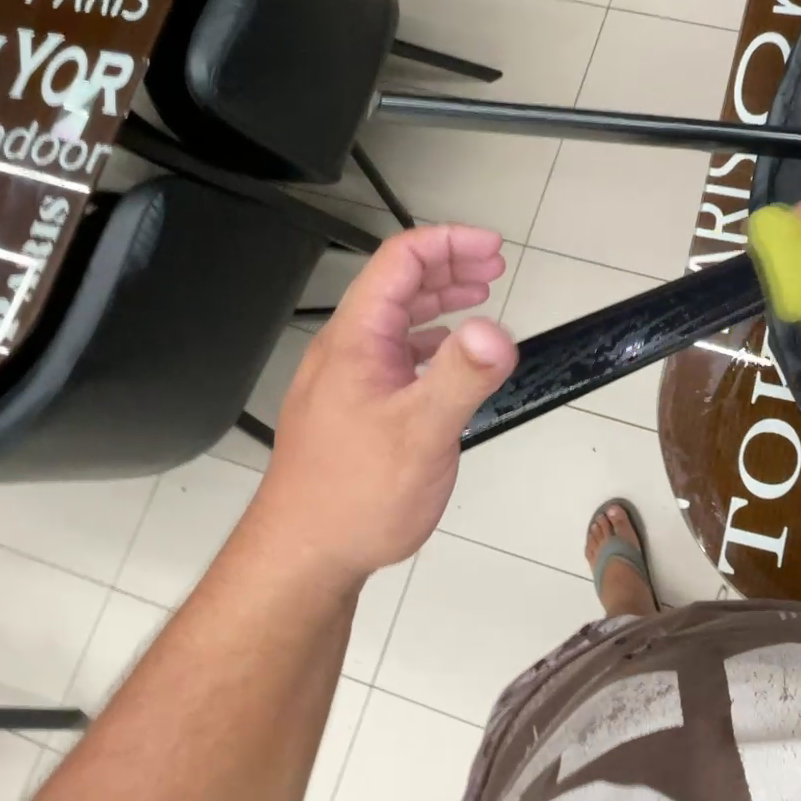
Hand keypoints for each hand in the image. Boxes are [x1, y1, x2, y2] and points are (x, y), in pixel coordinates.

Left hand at [246, 225, 517, 586]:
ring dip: (440, 296)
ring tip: (481, 291)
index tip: (493, 248)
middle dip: (449, 264)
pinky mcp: (355, 406)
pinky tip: (450, 352)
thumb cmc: (359, 495)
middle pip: (397, 282)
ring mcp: (348, 378)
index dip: (448, 242)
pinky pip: (395, 350)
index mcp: (357, 339)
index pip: (400, 262)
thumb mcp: (421, 434)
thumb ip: (460, 378)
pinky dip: (430, 336)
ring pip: (395, 316)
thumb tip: (496, 331)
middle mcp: (347, 349)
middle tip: (496, 265)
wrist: (304, 558)